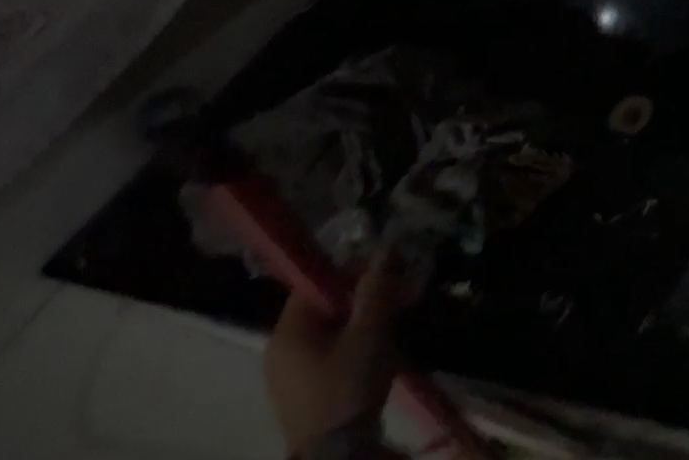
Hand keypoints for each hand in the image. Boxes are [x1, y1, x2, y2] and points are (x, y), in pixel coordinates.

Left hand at [264, 255, 404, 454]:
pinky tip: (384, 345)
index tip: (391, 267)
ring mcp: (290, 373)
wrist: (335, 453)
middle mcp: (281, 348)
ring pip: (333, 328)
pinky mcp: (305, 390)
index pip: (316, 284)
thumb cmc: (348, 386)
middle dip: (368, 294)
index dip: (354, 269)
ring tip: (402, 316)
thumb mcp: (369, 333)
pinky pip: (332, 350)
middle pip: (326, 305)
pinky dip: (359, 339)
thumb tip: (385, 249)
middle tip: (407, 291)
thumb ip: (376, 290)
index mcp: (288, 332)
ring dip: (368, 316)